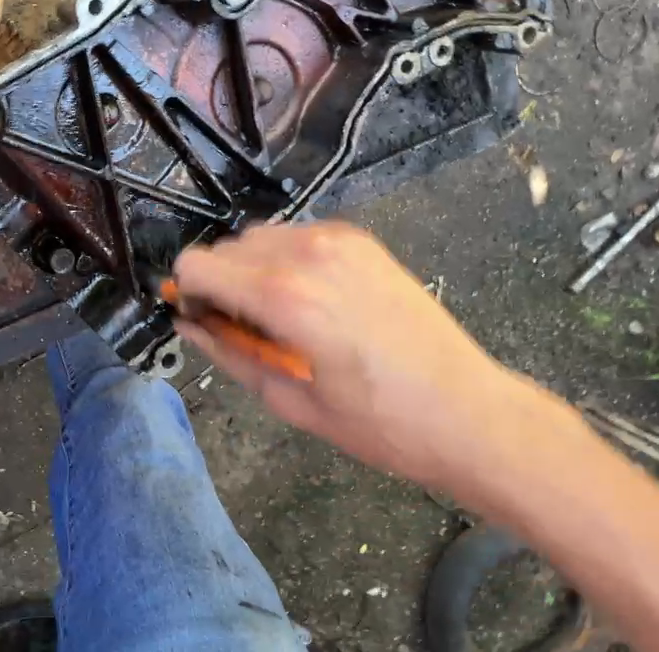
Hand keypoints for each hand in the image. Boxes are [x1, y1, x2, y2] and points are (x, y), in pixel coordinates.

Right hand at [172, 222, 557, 493]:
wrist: (470, 413)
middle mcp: (304, 254)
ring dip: (251, 269)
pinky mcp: (358, 239)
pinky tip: (314, 299)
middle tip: (250, 330)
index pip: (196, 265)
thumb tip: (188, 325)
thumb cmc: (380, 422)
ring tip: (284, 315)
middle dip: (221, 284)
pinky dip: (285, 260)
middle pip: (223, 249)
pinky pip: (294, 236)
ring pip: (256, 237)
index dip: (190, 294)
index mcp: (283, 297)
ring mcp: (335, 239)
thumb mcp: (289, 401)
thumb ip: (227, 353)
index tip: (206, 320)